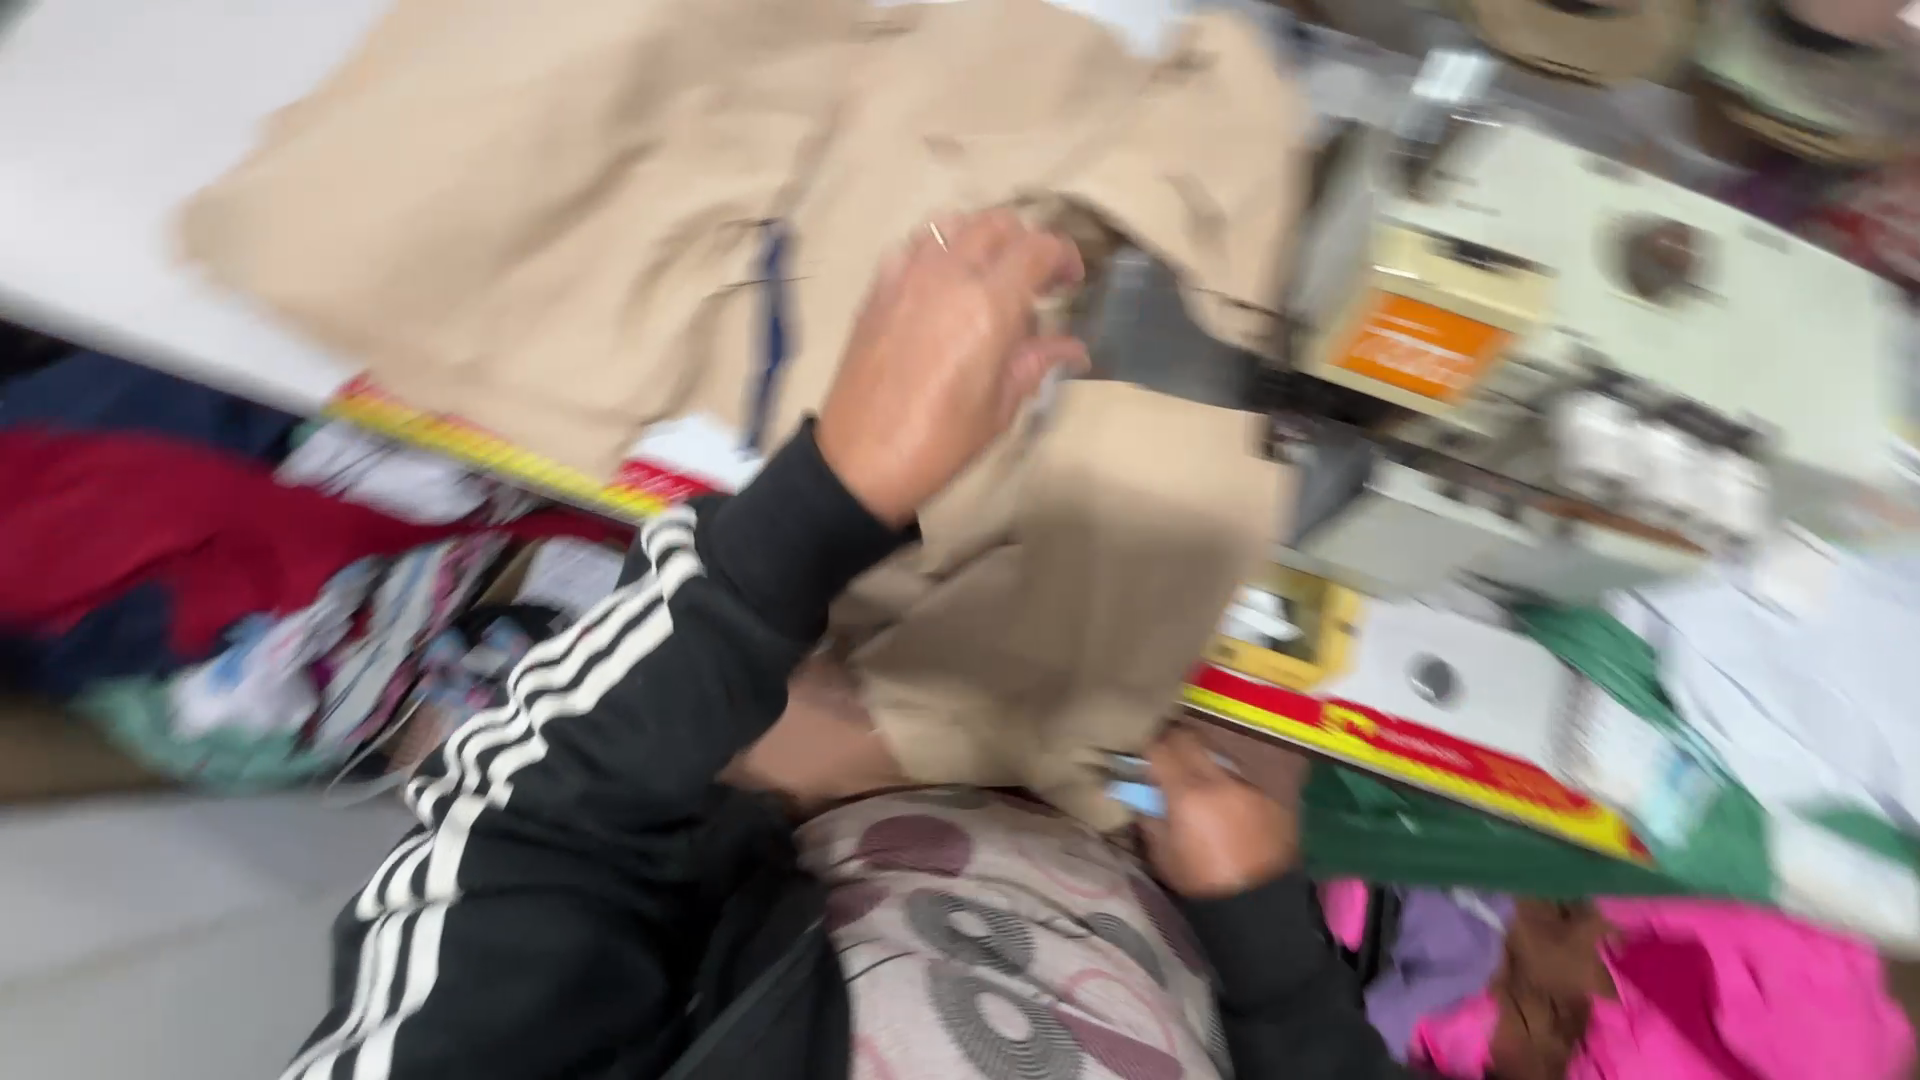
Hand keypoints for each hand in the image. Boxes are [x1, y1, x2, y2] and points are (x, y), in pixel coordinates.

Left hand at [816, 208, 1087, 526]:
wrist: (860, 461)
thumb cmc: (939, 443)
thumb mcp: (999, 409)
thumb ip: (1035, 363)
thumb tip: (1073, 348)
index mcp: (988, 305)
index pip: (1037, 248)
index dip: (1063, 256)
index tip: (1071, 282)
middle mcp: (947, 275)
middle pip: (997, 224)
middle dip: (1026, 244)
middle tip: (1036, 282)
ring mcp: (906, 277)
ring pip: (952, 225)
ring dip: (980, 240)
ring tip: (988, 278)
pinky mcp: (877, 290)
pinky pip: (912, 247)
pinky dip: (937, 252)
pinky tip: (940, 286)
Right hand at [1141, 727, 1304, 898]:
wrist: (1258, 909)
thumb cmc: (1200, 882)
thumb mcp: (1161, 852)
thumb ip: (1147, 814)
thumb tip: (1136, 791)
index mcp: (1186, 793)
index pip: (1159, 747)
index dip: (1147, 747)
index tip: (1142, 756)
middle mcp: (1218, 780)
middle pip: (1190, 738)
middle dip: (1174, 742)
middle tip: (1167, 757)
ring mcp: (1248, 786)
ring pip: (1217, 756)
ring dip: (1203, 763)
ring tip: (1200, 785)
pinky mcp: (1270, 798)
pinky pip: (1241, 779)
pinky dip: (1228, 786)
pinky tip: (1228, 807)